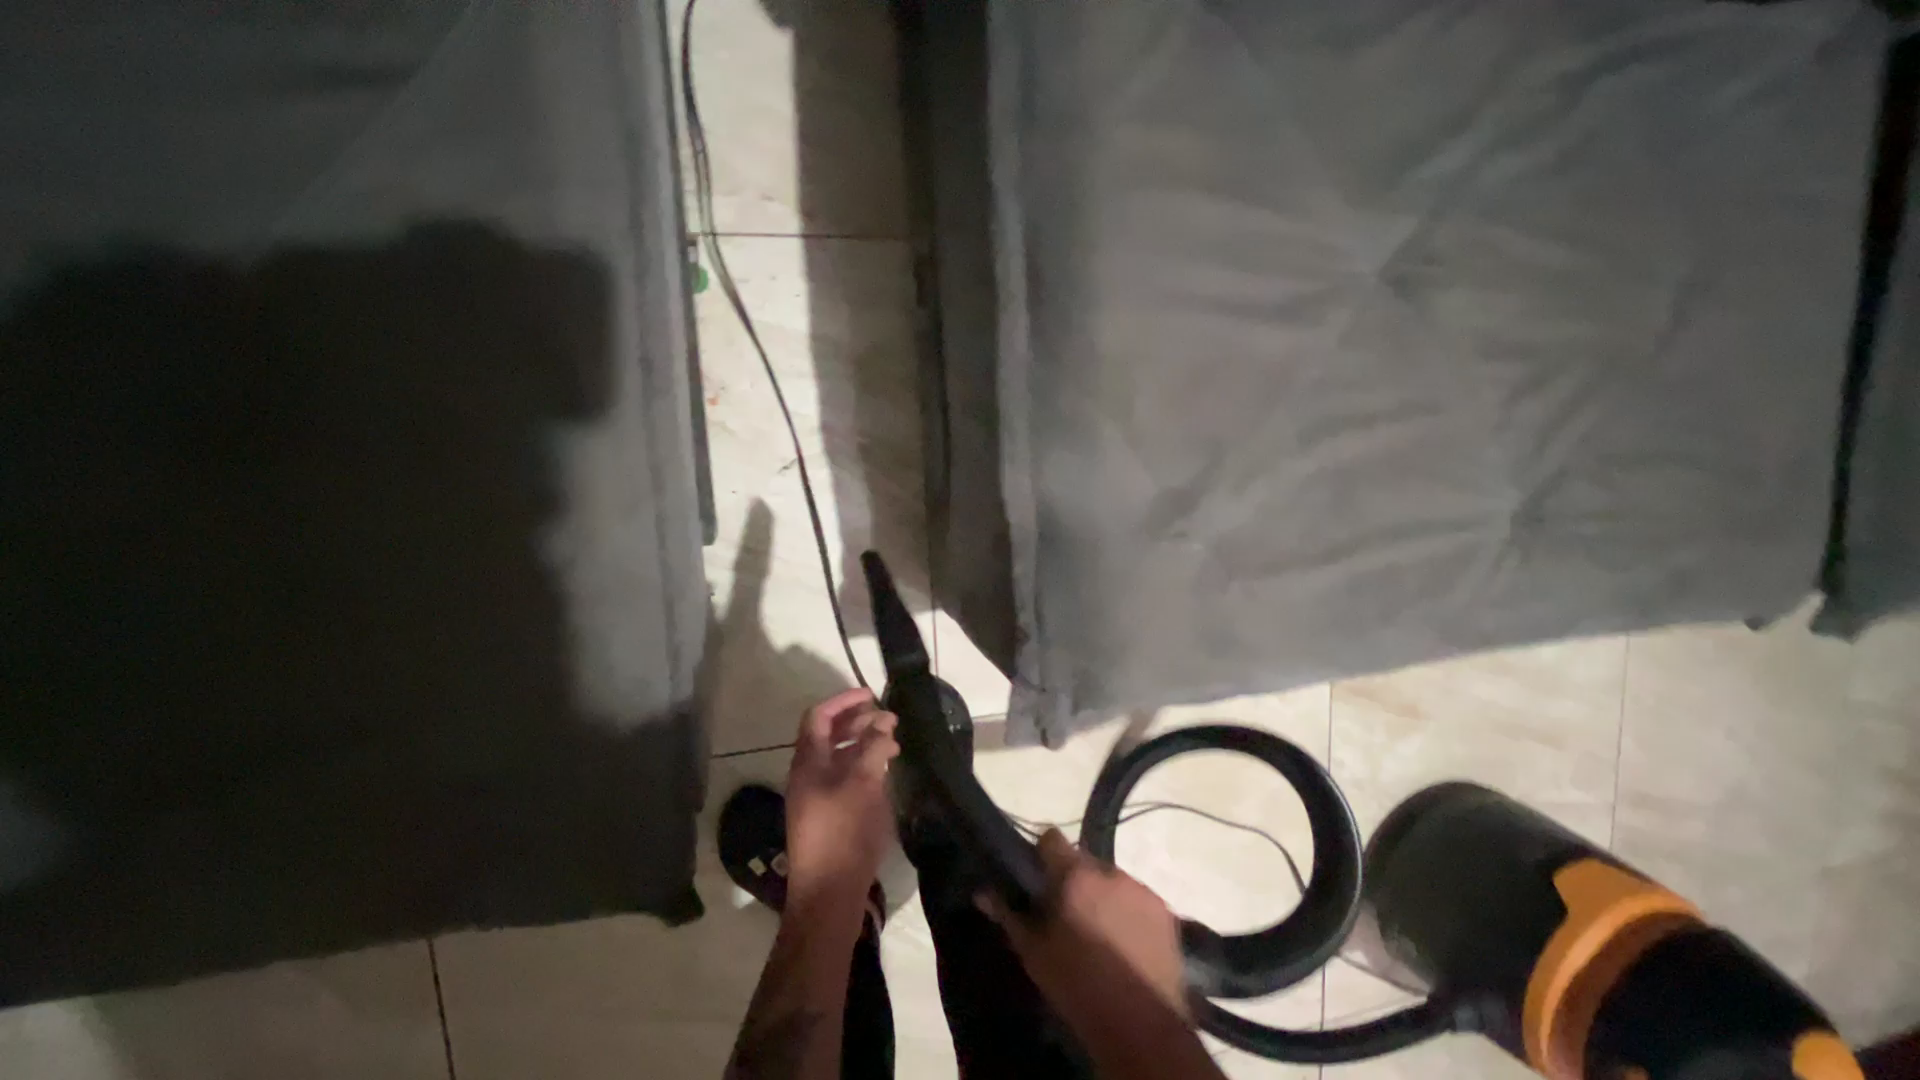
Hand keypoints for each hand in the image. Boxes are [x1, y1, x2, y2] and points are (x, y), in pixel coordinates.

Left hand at [783, 688, 899, 907]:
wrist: (828, 892)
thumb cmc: (843, 832)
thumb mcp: (862, 783)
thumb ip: (872, 747)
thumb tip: (883, 721)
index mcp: (807, 762)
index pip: (819, 717)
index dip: (844, 701)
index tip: (873, 695)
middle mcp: (806, 775)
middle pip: (828, 736)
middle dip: (857, 722)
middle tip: (888, 720)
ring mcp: (815, 798)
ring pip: (837, 759)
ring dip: (863, 745)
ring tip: (894, 745)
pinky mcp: (827, 817)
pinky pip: (843, 780)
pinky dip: (863, 768)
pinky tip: (884, 774)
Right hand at [987, 829, 1189, 1019]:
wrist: (1140, 1026)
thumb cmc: (1077, 986)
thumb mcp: (1034, 953)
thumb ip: (1008, 915)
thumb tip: (983, 892)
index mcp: (1075, 876)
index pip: (1052, 838)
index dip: (1041, 854)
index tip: (1035, 879)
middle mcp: (1111, 872)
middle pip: (1084, 862)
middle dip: (1073, 880)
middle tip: (1065, 914)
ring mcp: (1143, 891)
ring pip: (1113, 881)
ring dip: (1102, 896)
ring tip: (1098, 932)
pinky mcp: (1167, 913)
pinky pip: (1138, 901)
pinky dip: (1128, 913)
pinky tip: (1125, 944)